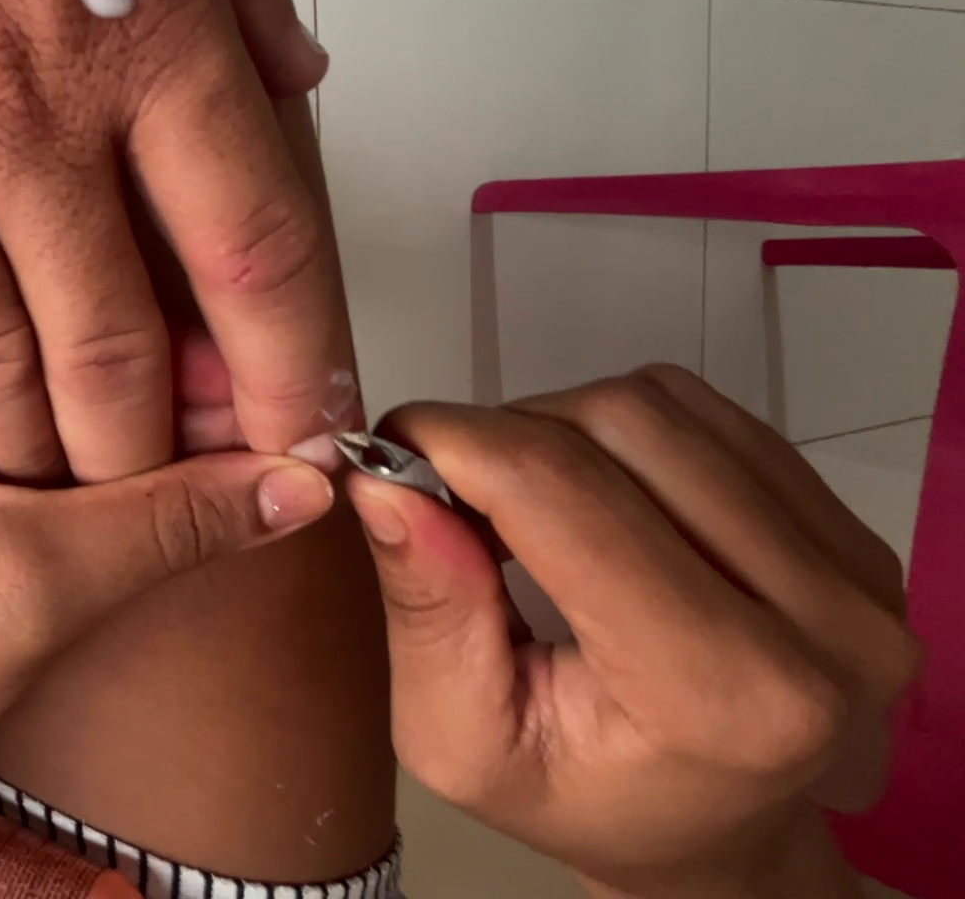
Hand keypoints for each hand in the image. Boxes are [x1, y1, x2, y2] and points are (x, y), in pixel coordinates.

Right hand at [0, 0, 345, 483]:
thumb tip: (292, 83)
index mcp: (131, 16)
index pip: (253, 246)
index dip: (288, 365)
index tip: (303, 430)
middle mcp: (14, 103)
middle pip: (113, 342)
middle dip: (147, 442)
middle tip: (162, 476)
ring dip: (31, 448)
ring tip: (55, 480)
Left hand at [0, 381, 334, 897]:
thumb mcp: (31, 585)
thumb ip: (166, 525)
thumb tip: (295, 480)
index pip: (49, 307)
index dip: (162, 331)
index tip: (258, 365)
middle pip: (66, 353)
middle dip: (170, 380)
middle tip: (269, 407)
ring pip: (70, 412)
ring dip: (151, 433)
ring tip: (244, 441)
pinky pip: (57, 468)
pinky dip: (119, 476)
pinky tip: (183, 482)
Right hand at [344, 365, 918, 898]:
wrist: (711, 832)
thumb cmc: (572, 796)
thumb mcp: (454, 739)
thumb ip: (426, 612)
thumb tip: (380, 485)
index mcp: (716, 690)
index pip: (557, 491)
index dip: (448, 443)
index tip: (380, 452)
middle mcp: (820, 617)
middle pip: (612, 427)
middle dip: (491, 435)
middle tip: (441, 488)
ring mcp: (856, 566)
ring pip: (653, 405)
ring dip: (548, 426)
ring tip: (513, 497)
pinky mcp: (852, 528)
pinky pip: (699, 412)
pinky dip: (607, 429)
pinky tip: (583, 489)